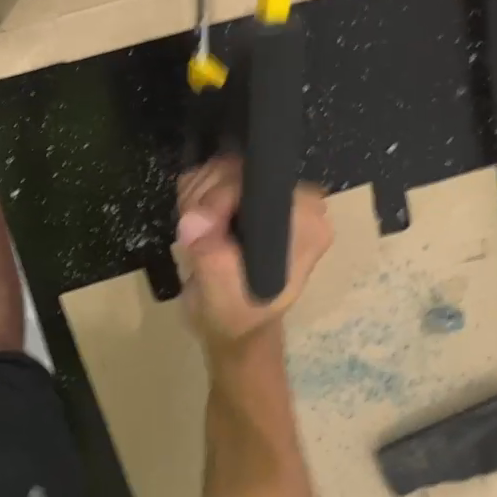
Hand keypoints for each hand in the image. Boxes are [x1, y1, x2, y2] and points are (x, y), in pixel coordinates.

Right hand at [175, 156, 332, 355]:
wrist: (230, 328)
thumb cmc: (235, 316)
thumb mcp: (222, 295)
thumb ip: (211, 255)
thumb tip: (192, 221)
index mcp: (305, 224)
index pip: (260, 181)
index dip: (223, 195)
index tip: (205, 226)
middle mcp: (293, 202)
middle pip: (234, 168)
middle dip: (204, 200)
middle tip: (196, 238)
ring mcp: (267, 195)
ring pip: (217, 168)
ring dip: (194, 199)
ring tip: (197, 238)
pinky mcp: (244, 193)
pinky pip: (207, 174)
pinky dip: (192, 196)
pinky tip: (196, 227)